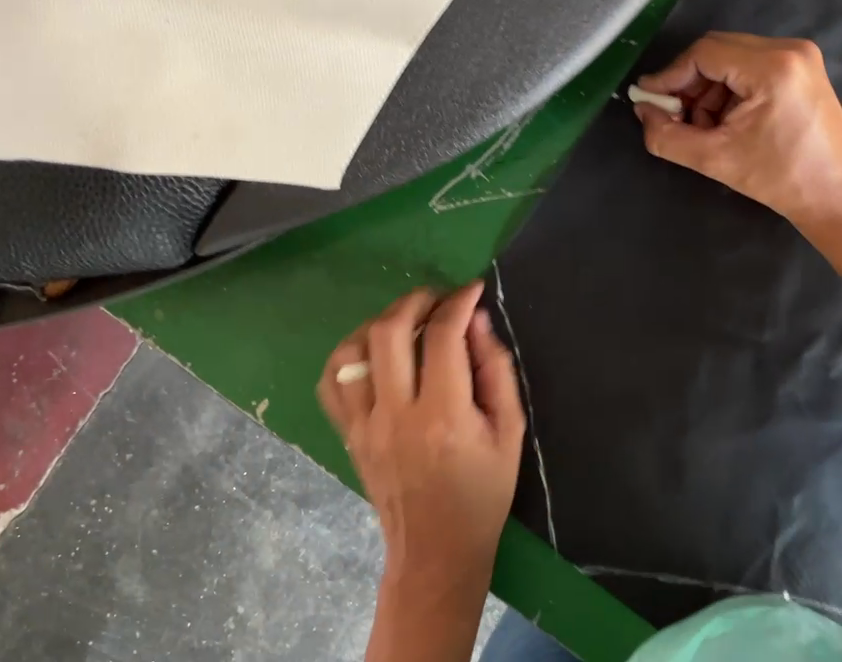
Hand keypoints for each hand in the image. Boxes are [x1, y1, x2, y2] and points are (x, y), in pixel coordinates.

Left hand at [317, 283, 525, 587]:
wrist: (436, 551)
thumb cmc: (483, 493)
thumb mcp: (510, 432)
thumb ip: (496, 371)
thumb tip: (478, 321)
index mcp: (444, 416)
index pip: (443, 336)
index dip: (459, 303)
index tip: (473, 290)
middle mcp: (397, 415)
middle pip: (389, 332)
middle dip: (416, 301)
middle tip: (439, 299)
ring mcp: (364, 426)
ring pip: (352, 351)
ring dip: (380, 323)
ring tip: (406, 322)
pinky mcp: (348, 436)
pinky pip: (331, 383)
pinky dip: (348, 355)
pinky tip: (373, 352)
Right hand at [633, 31, 841, 230]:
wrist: (837, 197)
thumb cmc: (780, 180)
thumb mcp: (714, 159)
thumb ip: (667, 135)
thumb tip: (643, 111)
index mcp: (772, 66)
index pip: (704, 53)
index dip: (670, 76)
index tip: (648, 100)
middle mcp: (789, 49)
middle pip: (718, 50)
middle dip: (689, 83)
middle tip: (674, 116)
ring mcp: (801, 57)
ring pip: (732, 58)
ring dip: (709, 89)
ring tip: (704, 127)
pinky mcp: (804, 69)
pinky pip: (751, 66)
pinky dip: (731, 90)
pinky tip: (727, 122)